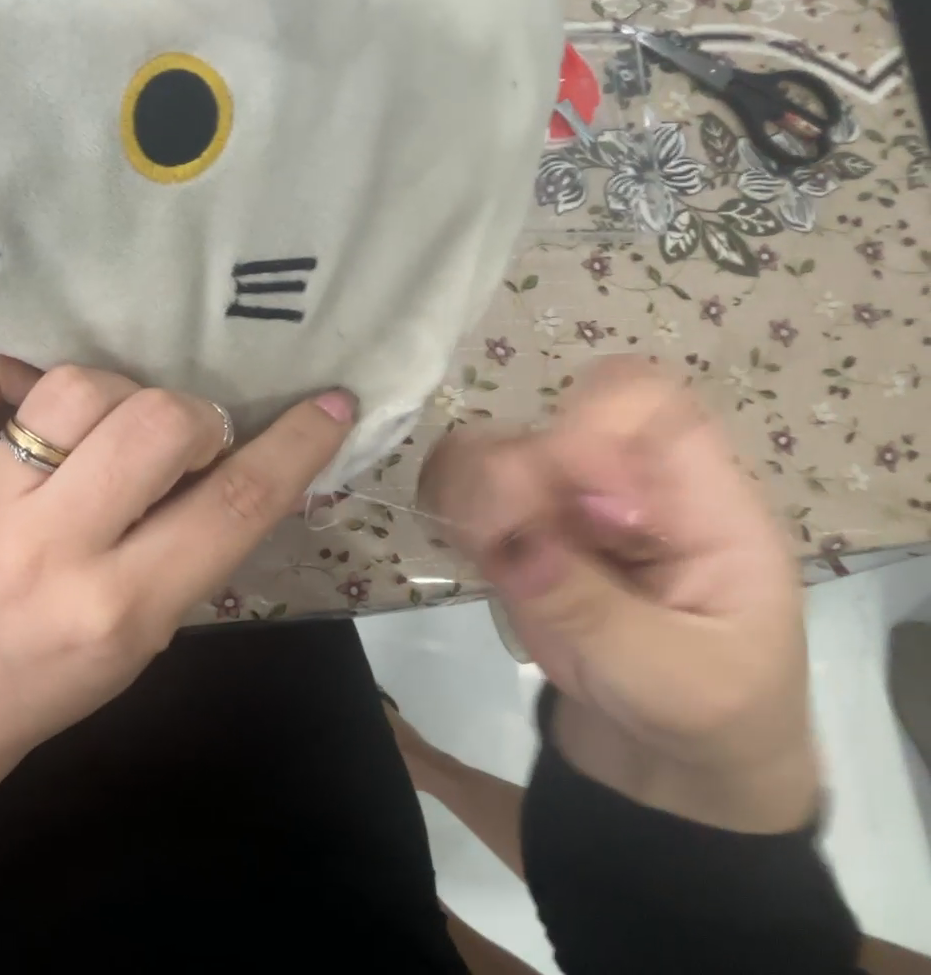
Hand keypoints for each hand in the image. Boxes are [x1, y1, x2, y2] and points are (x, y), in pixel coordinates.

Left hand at [0, 355, 355, 821]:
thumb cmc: (66, 677)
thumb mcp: (154, 631)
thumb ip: (200, 546)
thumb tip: (250, 453)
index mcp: (119, 604)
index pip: (229, 504)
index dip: (293, 446)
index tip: (327, 407)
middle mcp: (51, 545)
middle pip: (153, 424)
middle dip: (194, 421)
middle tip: (185, 450)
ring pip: (73, 388)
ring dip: (118, 393)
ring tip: (117, 428)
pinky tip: (27, 401)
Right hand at [421, 358, 818, 832]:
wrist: (671, 746)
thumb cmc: (706, 708)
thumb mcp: (671, 675)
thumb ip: (594, 607)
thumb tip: (519, 545)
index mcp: (701, 502)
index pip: (646, 406)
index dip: (594, 434)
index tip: (586, 512)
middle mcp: (623, 485)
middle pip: (543, 422)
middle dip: (510, 477)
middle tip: (509, 545)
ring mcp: (562, 505)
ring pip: (486, 446)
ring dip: (466, 493)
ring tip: (486, 554)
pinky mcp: (512, 530)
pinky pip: (457, 487)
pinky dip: (446, 509)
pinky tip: (472, 555)